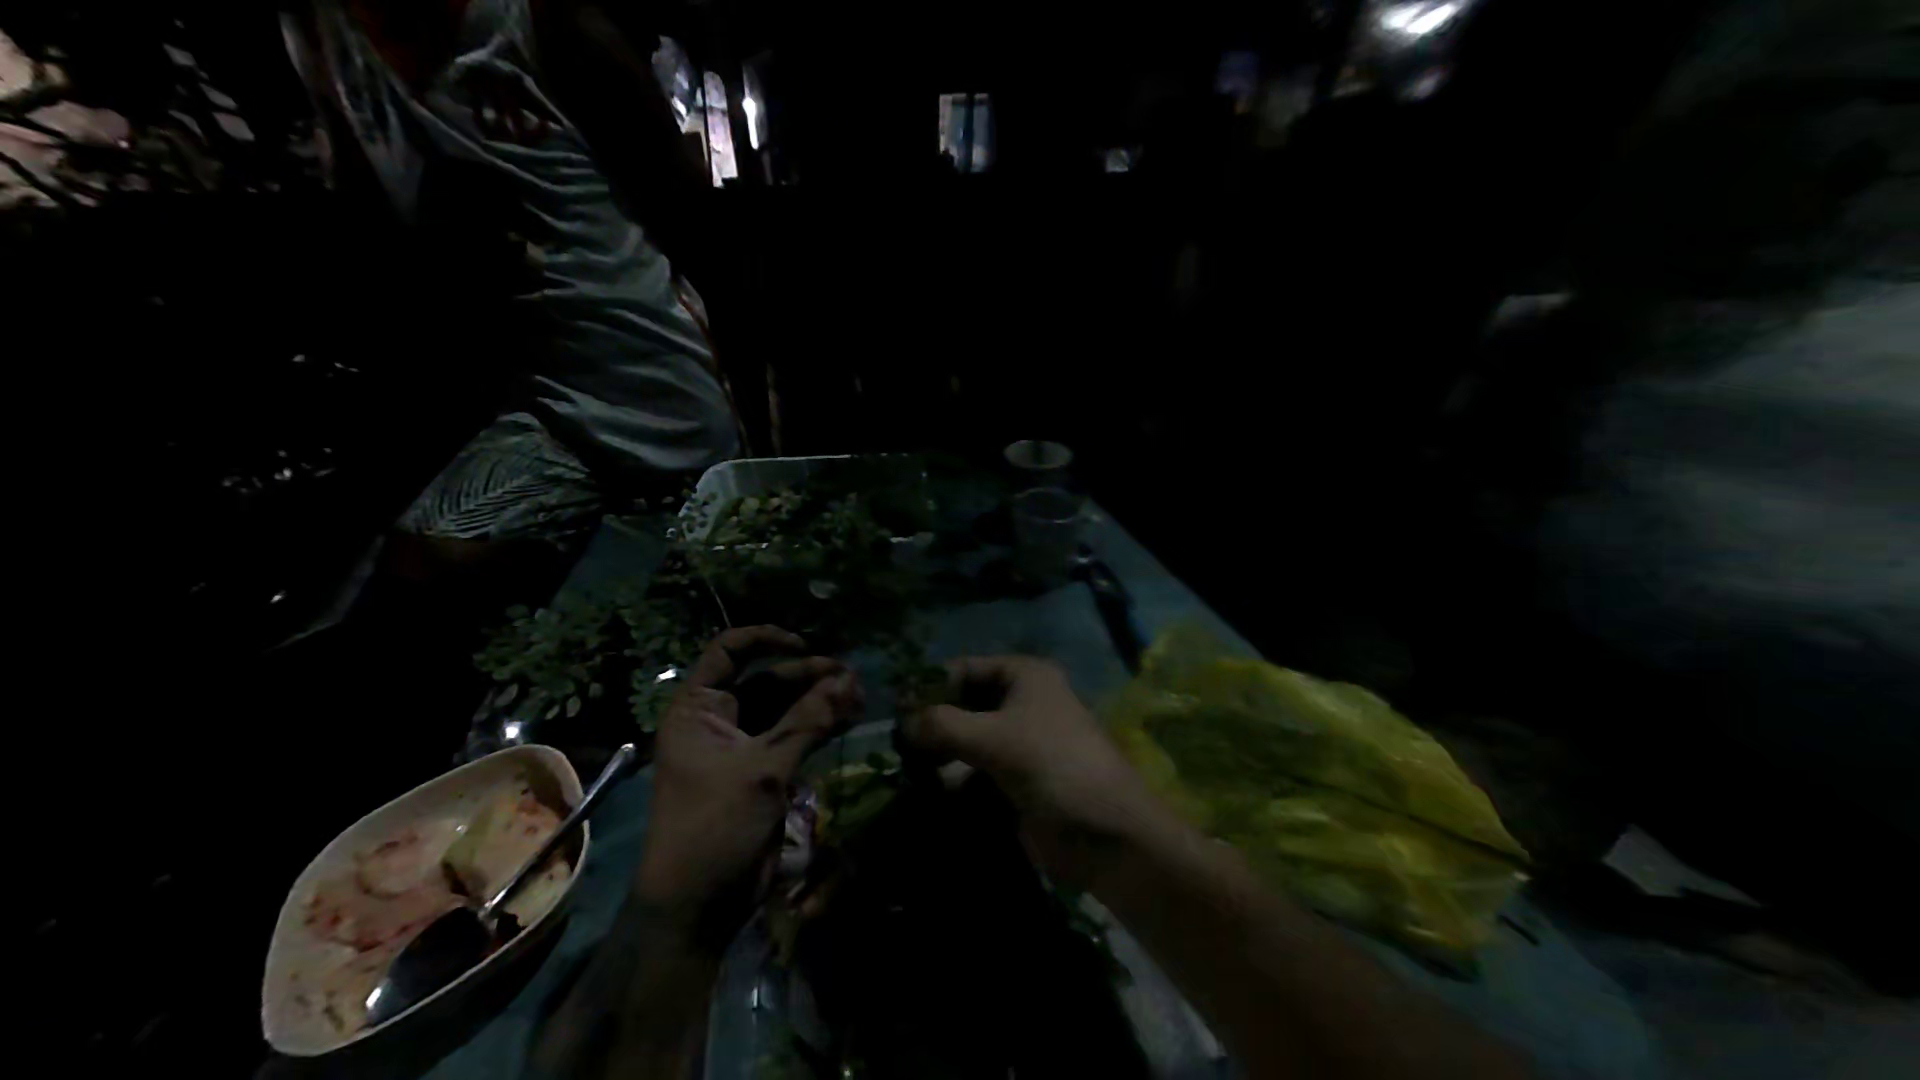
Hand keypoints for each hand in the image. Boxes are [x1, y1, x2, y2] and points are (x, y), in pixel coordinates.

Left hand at [635, 627, 861, 933]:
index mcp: (699, 709)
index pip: (729, 651)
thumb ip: (807, 722)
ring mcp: (742, 746)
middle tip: (851, 679)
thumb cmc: (715, 825)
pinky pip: (794, 736)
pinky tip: (849, 719)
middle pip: (767, 679)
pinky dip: (820, 726)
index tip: (806, 645)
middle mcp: (718, 720)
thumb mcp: (762, 770)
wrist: (699, 903)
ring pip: (786, 708)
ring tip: (859, 697)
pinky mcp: (763, 771)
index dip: (766, 639)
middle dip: (809, 676)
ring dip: (820, 701)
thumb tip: (848, 680)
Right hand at [902, 657, 1165, 886]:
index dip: (930, 686)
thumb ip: (942, 725)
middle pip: (965, 706)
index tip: (897, 710)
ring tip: (909, 772)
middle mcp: (1022, 704)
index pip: (965, 669)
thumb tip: (902, 721)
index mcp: (1024, 677)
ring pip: (967, 743)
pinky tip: (930, 797)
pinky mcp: (1017, 782)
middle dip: (933, 725)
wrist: (1107, 832)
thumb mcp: (993, 737)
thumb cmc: (1052, 765)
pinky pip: (976, 776)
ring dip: (940, 758)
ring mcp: (1020, 745)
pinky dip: (955, 786)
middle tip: (899, 745)